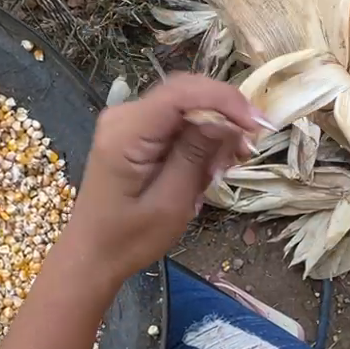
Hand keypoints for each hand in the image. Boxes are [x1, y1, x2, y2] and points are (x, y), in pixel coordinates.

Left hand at [54, 74, 257, 293]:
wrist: (92, 255)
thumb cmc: (129, 239)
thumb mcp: (171, 202)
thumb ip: (196, 155)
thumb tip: (227, 120)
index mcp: (125, 132)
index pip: (182, 93)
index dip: (225, 100)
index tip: (257, 125)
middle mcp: (123, 116)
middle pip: (185, 94)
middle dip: (223, 115)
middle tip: (246, 150)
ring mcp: (126, 123)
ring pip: (184, 108)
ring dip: (212, 131)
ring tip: (222, 169)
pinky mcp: (134, 135)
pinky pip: (174, 124)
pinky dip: (197, 140)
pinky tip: (207, 168)